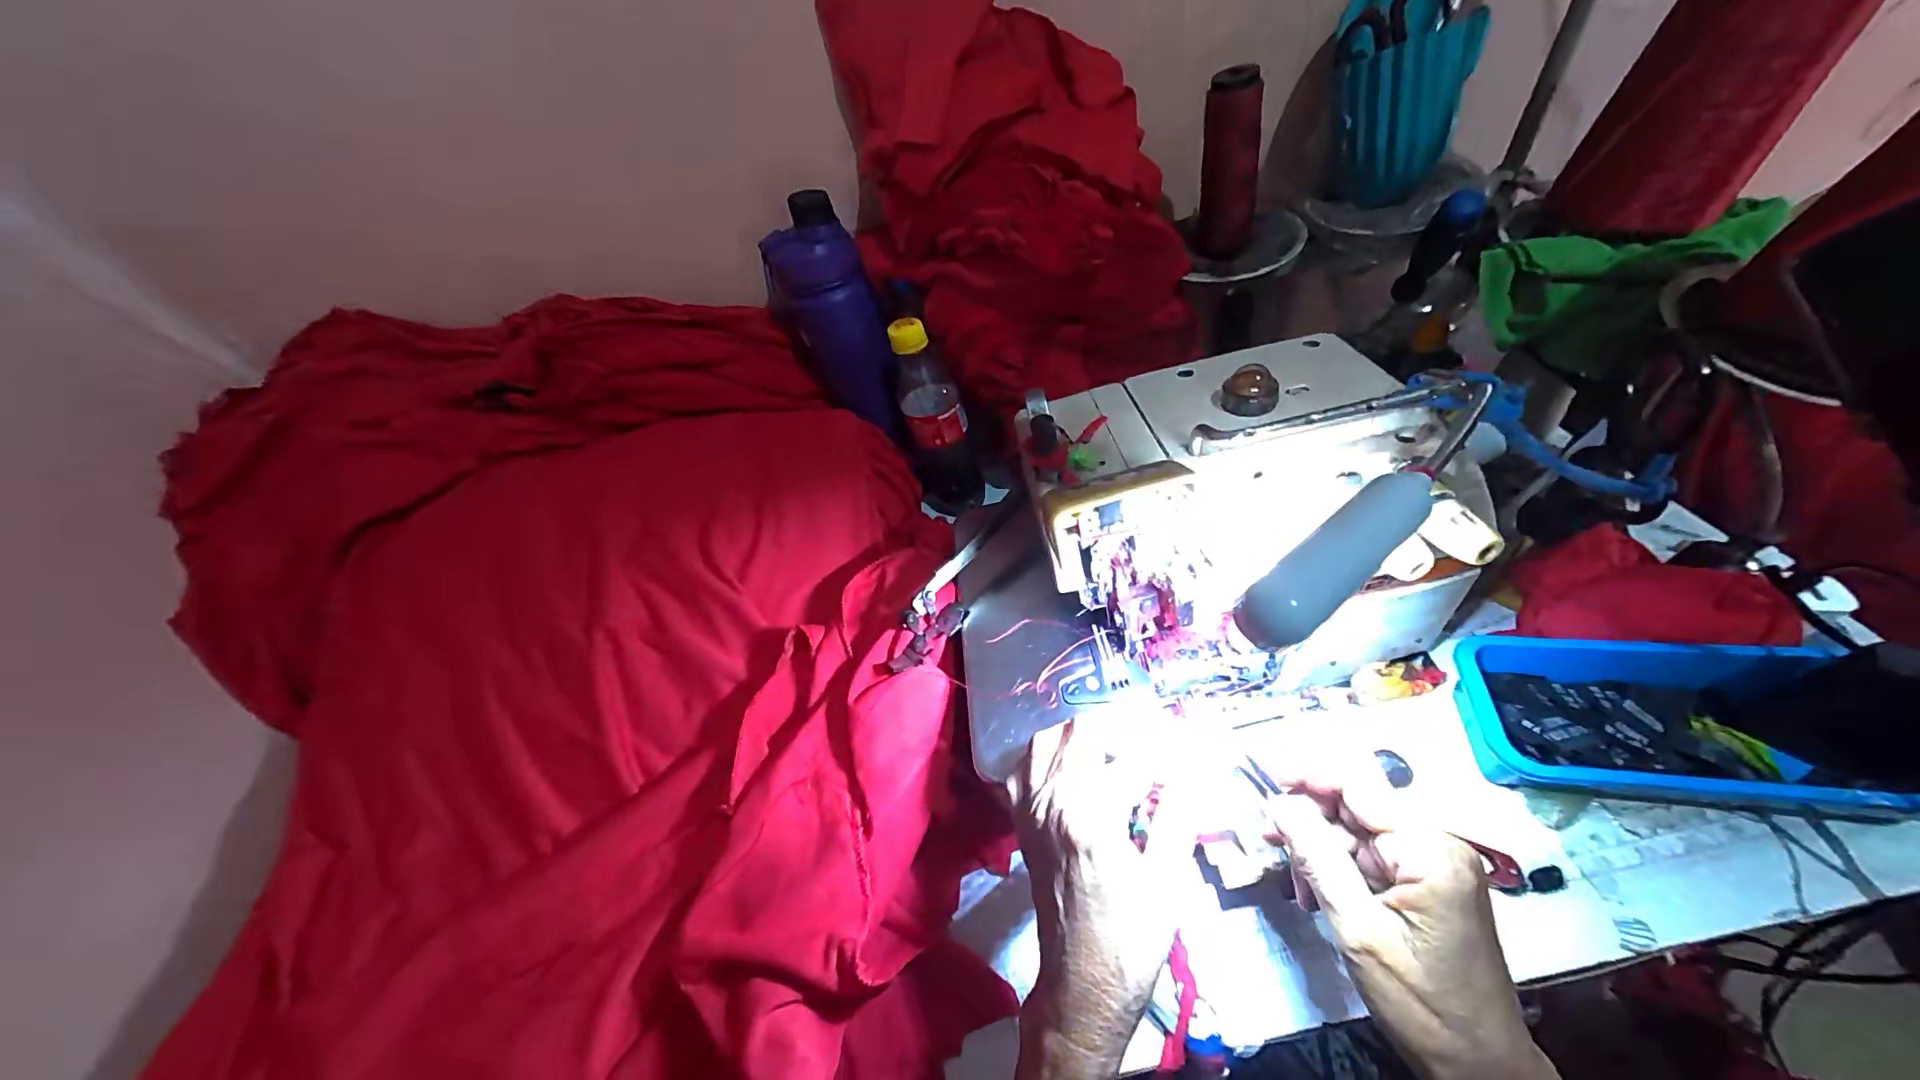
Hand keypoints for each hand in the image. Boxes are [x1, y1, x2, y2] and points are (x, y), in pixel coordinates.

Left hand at [1010, 716, 1198, 1079]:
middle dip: (1122, 728)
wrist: (1081, 982)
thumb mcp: (1168, 881)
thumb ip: (1177, 816)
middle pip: (1082, 732)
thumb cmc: (1131, 938)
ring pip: (1046, 740)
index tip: (1191, 746)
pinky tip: (1070, 766)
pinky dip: (1046, 755)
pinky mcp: (1020, 821)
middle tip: (1152, 742)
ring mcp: (1029, 808)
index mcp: (1091, 815)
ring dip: (1081, 735)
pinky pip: (1022, 767)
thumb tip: (1192, 772)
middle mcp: (1052, 800)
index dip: (1168, 749)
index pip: (1134, 758)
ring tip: (1114, 749)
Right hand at [1263, 756, 1558, 1079]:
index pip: (1357, 789)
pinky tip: (1316, 891)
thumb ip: (1317, 858)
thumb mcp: (1358, 929)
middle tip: (1269, 839)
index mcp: (1431, 852)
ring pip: (1354, 834)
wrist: (1480, 1069)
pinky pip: (1367, 857)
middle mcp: (1436, 847)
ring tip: (1295, 881)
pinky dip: (1336, 869)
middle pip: (1353, 810)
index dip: (1306, 776)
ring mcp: (1432, 865)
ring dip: (1318, 851)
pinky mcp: (1425, 883)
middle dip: (1308, 824)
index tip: (1263, 770)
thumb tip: (1279, 804)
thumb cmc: (1424, 1005)